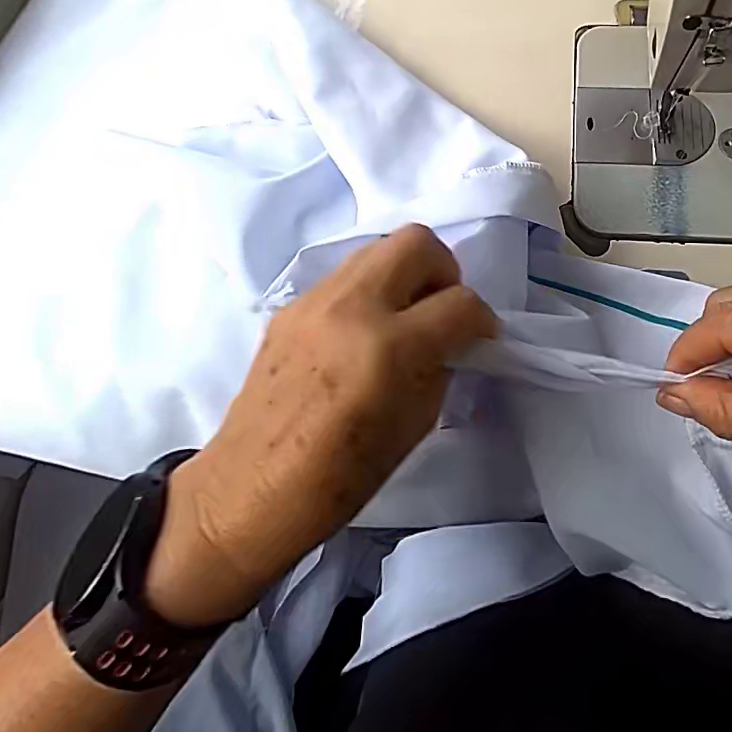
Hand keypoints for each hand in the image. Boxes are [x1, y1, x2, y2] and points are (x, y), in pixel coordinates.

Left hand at [143, 224, 496, 626]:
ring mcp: (313, 301)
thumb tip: (449, 341)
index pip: (460, 302)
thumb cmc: (338, 479)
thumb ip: (438, 370)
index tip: (480, 338)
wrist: (249, 489)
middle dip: (444, 271)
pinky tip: (362, 332)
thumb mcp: (413, 428)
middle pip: (416, 242)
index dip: (482, 320)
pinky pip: (343, 276)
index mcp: (388, 347)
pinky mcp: (288, 306)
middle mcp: (350, 306)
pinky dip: (368, 291)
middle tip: (442, 311)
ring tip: (404, 318)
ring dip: (404, 274)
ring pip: (376, 249)